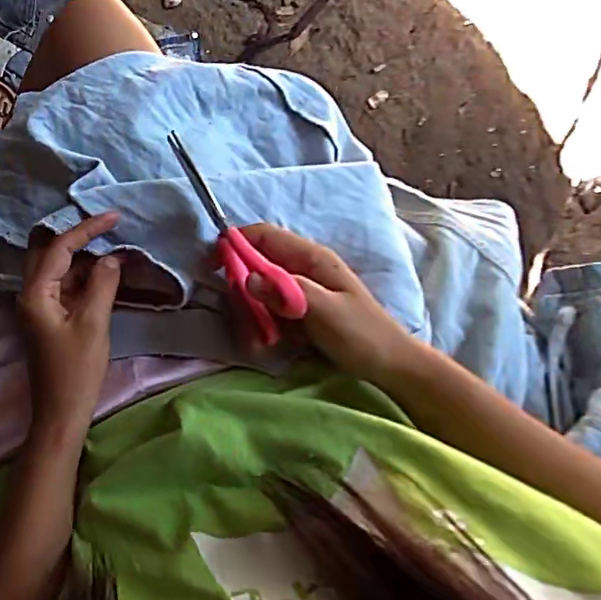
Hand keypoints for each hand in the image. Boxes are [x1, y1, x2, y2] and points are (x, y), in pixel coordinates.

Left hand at [19, 212, 123, 438]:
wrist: (61, 413)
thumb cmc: (76, 371)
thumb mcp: (94, 324)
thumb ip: (102, 285)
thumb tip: (111, 258)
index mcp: (35, 293)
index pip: (58, 248)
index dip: (86, 229)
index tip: (114, 217)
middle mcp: (30, 294)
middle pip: (48, 252)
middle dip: (77, 236)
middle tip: (107, 227)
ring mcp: (38, 307)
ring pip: (57, 269)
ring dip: (83, 257)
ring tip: (114, 246)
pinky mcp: (49, 318)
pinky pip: (64, 286)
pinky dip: (84, 276)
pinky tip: (106, 273)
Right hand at [233, 224, 419, 381]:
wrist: (390, 364)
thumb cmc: (363, 335)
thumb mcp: (326, 312)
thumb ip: (288, 292)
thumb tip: (248, 278)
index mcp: (311, 258)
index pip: (263, 235)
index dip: (234, 244)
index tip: (210, 266)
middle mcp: (302, 268)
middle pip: (254, 265)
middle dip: (242, 292)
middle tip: (246, 321)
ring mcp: (300, 290)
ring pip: (258, 292)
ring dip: (252, 315)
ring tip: (262, 340)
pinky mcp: (299, 310)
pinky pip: (268, 311)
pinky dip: (263, 327)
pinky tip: (272, 345)